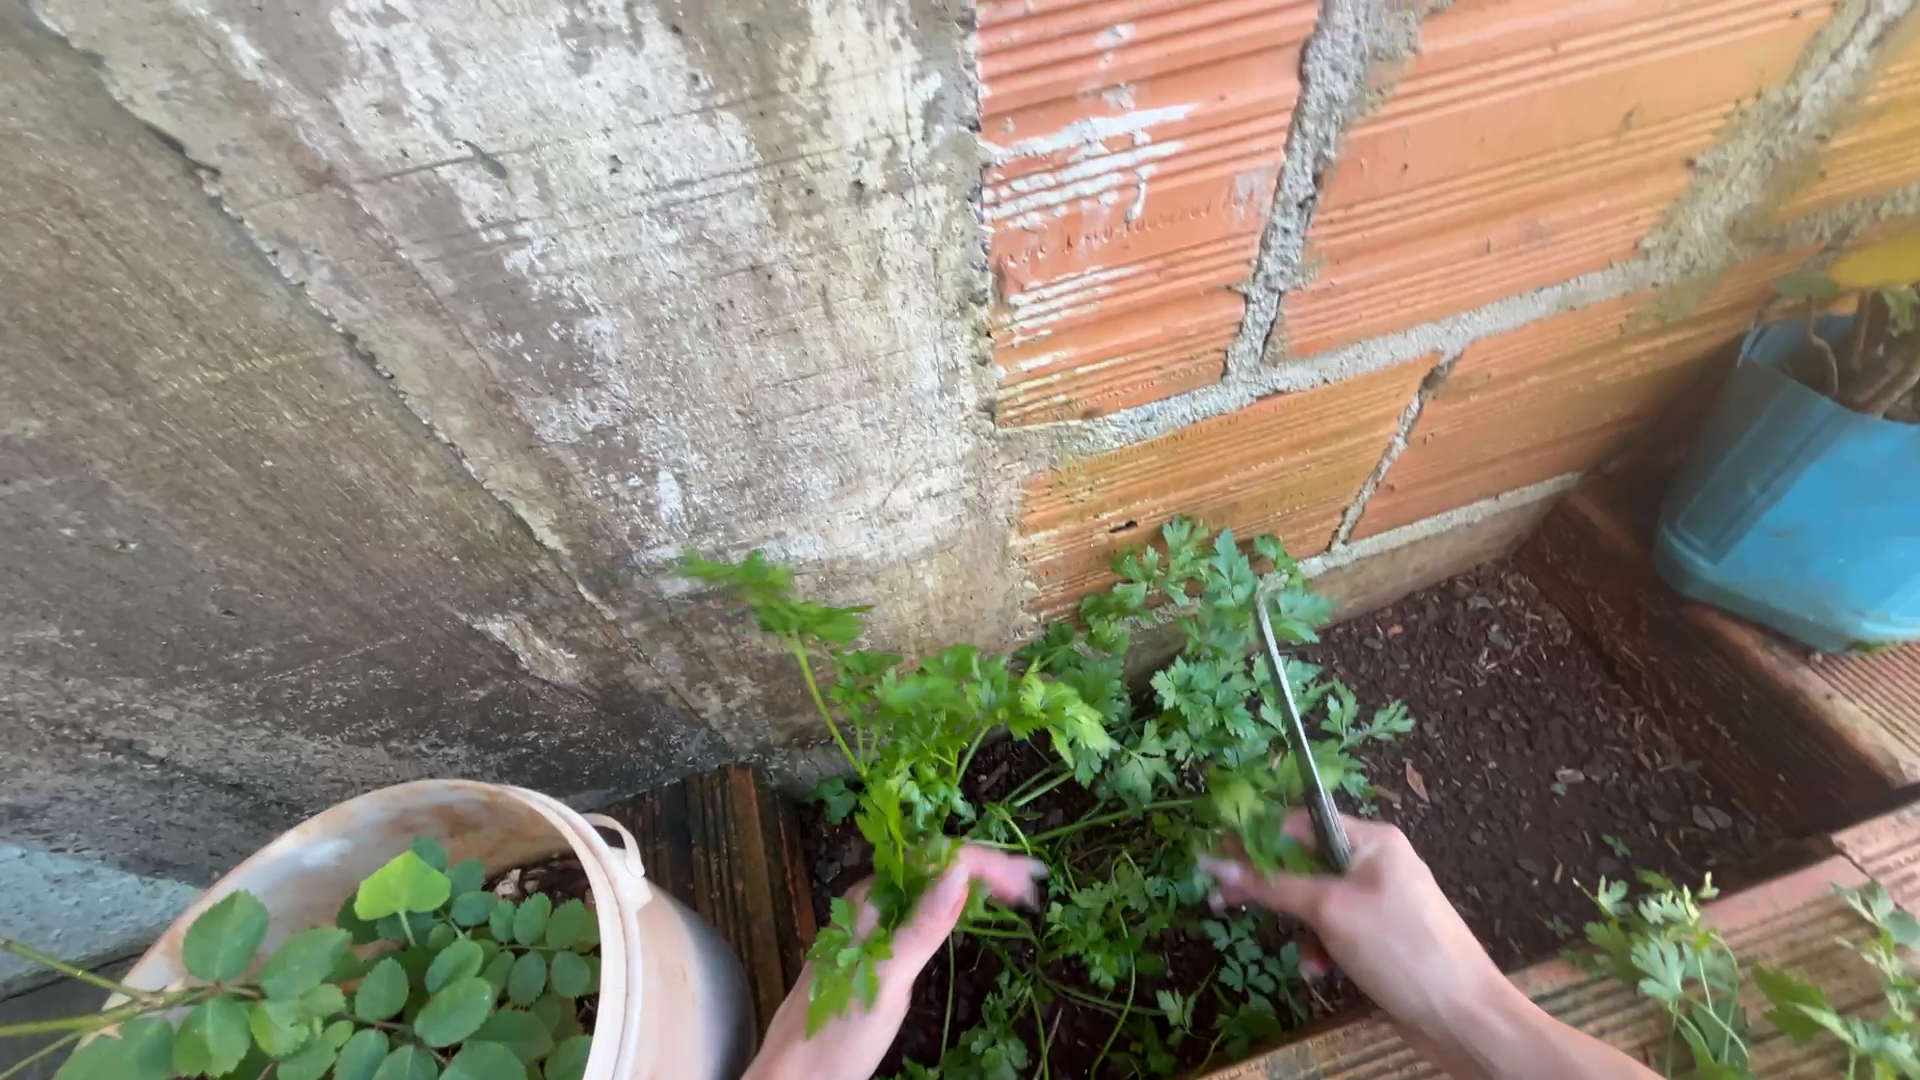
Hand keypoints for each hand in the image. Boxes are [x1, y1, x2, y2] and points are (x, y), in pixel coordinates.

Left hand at [743, 845, 1045, 1079]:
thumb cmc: (836, 1033)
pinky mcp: (881, 948)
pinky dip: (957, 906)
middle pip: (937, 867)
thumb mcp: (887, 981)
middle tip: (1030, 883)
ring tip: (1014, 889)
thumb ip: (922, 925)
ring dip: (975, 882)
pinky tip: (973, 909)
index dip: (983, 863)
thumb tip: (960, 870)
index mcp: (872, 898)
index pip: (936, 859)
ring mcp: (876, 924)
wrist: (790, 1079)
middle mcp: (874, 901)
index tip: (1023, 880)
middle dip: (985, 867)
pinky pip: (925, 911)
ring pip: (933, 887)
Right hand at [1199, 811, 1655, 1079]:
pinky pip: (1334, 928)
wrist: (1470, 1025)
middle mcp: (1373, 862)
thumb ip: (1270, 885)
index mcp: (1370, 839)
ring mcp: (1378, 901)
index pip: (1298, 823)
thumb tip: (1215, 863)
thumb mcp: (1328, 910)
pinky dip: (1321, 947)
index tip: (1218, 856)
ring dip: (1297, 926)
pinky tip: (1318, 970)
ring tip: (1290, 952)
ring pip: (1315, 900)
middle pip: (1302, 862)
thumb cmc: (1401, 950)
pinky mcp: (1381, 936)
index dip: (1256, 839)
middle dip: (1267, 886)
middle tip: (1222, 899)